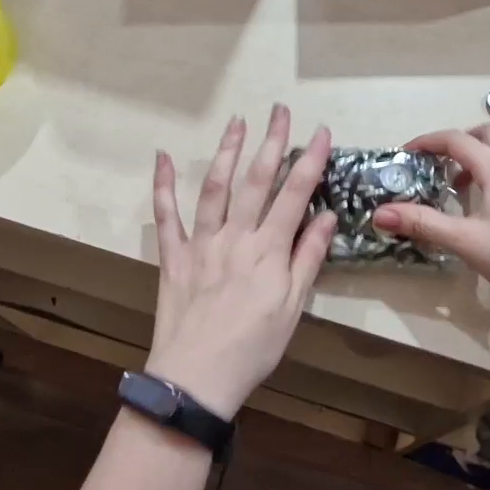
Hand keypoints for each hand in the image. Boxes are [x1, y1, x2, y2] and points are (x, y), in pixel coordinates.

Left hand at [146, 105, 335, 418]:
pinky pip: (166, 216)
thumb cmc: (252, 348)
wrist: (195, 380)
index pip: (295, 195)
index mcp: (268, 251)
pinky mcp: (173, 256)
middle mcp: (235, 237)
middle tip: (279, 109)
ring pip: (215, 187)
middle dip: (271, 141)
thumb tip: (328, 217)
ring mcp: (201, 243)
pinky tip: (161, 157)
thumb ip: (308, 259)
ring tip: (238, 121)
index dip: (310, 161)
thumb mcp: (292, 308)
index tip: (321, 131)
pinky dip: (163, 185)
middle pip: (257, 181)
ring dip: (228, 151)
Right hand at [372, 125, 489, 312]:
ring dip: (481, 155)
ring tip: (464, 186)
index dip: (428, 141)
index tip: (407, 153)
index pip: (457, 139)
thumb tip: (380, 213)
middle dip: (459, 141)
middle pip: (486, 133)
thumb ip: (421, 223)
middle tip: (439, 165)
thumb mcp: (463, 241)